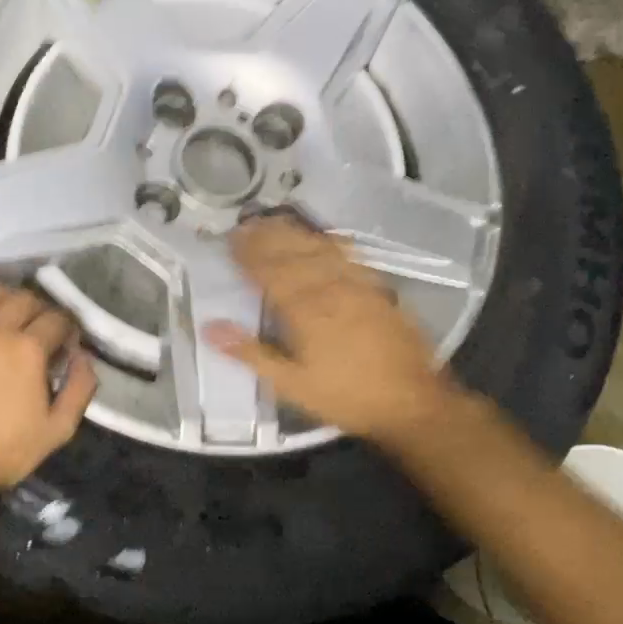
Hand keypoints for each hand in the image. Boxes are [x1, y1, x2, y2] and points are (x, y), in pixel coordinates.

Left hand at [0, 276, 98, 500]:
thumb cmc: (2, 452)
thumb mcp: (58, 430)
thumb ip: (80, 388)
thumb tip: (83, 356)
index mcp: (28, 350)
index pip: (58, 319)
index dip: (67, 330)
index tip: (65, 345)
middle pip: (25, 299)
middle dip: (40, 312)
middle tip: (40, 334)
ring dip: (6, 297)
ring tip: (8, 317)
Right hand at [205, 218, 461, 441]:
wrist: (412, 402)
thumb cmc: (346, 396)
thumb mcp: (291, 384)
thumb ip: (251, 353)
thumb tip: (210, 328)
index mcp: (304, 310)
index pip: (269, 272)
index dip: (248, 254)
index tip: (230, 239)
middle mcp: (330, 289)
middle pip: (293, 253)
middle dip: (267, 236)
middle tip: (246, 223)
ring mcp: (358, 285)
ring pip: (320, 249)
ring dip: (295, 233)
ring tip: (275, 221)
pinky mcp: (379, 290)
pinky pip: (350, 256)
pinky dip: (331, 242)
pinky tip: (324, 236)